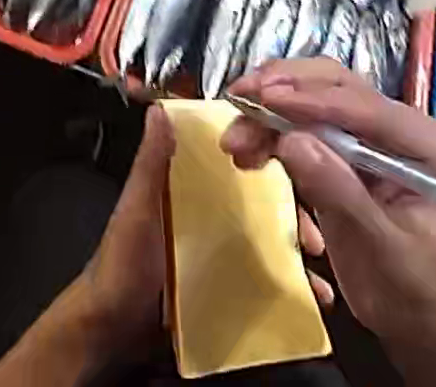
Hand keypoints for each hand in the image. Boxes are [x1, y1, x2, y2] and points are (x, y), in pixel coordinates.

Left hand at [76, 105, 334, 348]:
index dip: (265, 169)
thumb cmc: (123, 258)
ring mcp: (213, 253)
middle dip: (292, 218)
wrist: (116, 326)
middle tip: (317, 240)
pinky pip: (260, 283)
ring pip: (264, 245)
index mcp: (183, 188)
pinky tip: (310, 305)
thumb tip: (161, 109)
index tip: (299, 177)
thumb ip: (152, 160)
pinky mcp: (221, 288)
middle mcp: (203, 216)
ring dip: (295, 258)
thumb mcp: (138, 204)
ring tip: (319, 281)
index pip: (231, 168)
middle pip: (257, 207)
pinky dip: (286, 290)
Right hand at [222, 60, 435, 386]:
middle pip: (334, 86)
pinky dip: (270, 133)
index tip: (262, 99)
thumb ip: (340, 193)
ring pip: (310, 100)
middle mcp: (405, 130)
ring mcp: (374, 138)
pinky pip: (301, 126)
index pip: (368, 107)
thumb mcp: (386, 253)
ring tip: (235, 142)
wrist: (435, 339)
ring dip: (267, 114)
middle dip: (280, 91)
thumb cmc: (425, 302)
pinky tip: (248, 153)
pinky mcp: (347, 151)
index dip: (311, 99)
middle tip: (238, 101)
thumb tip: (291, 141)